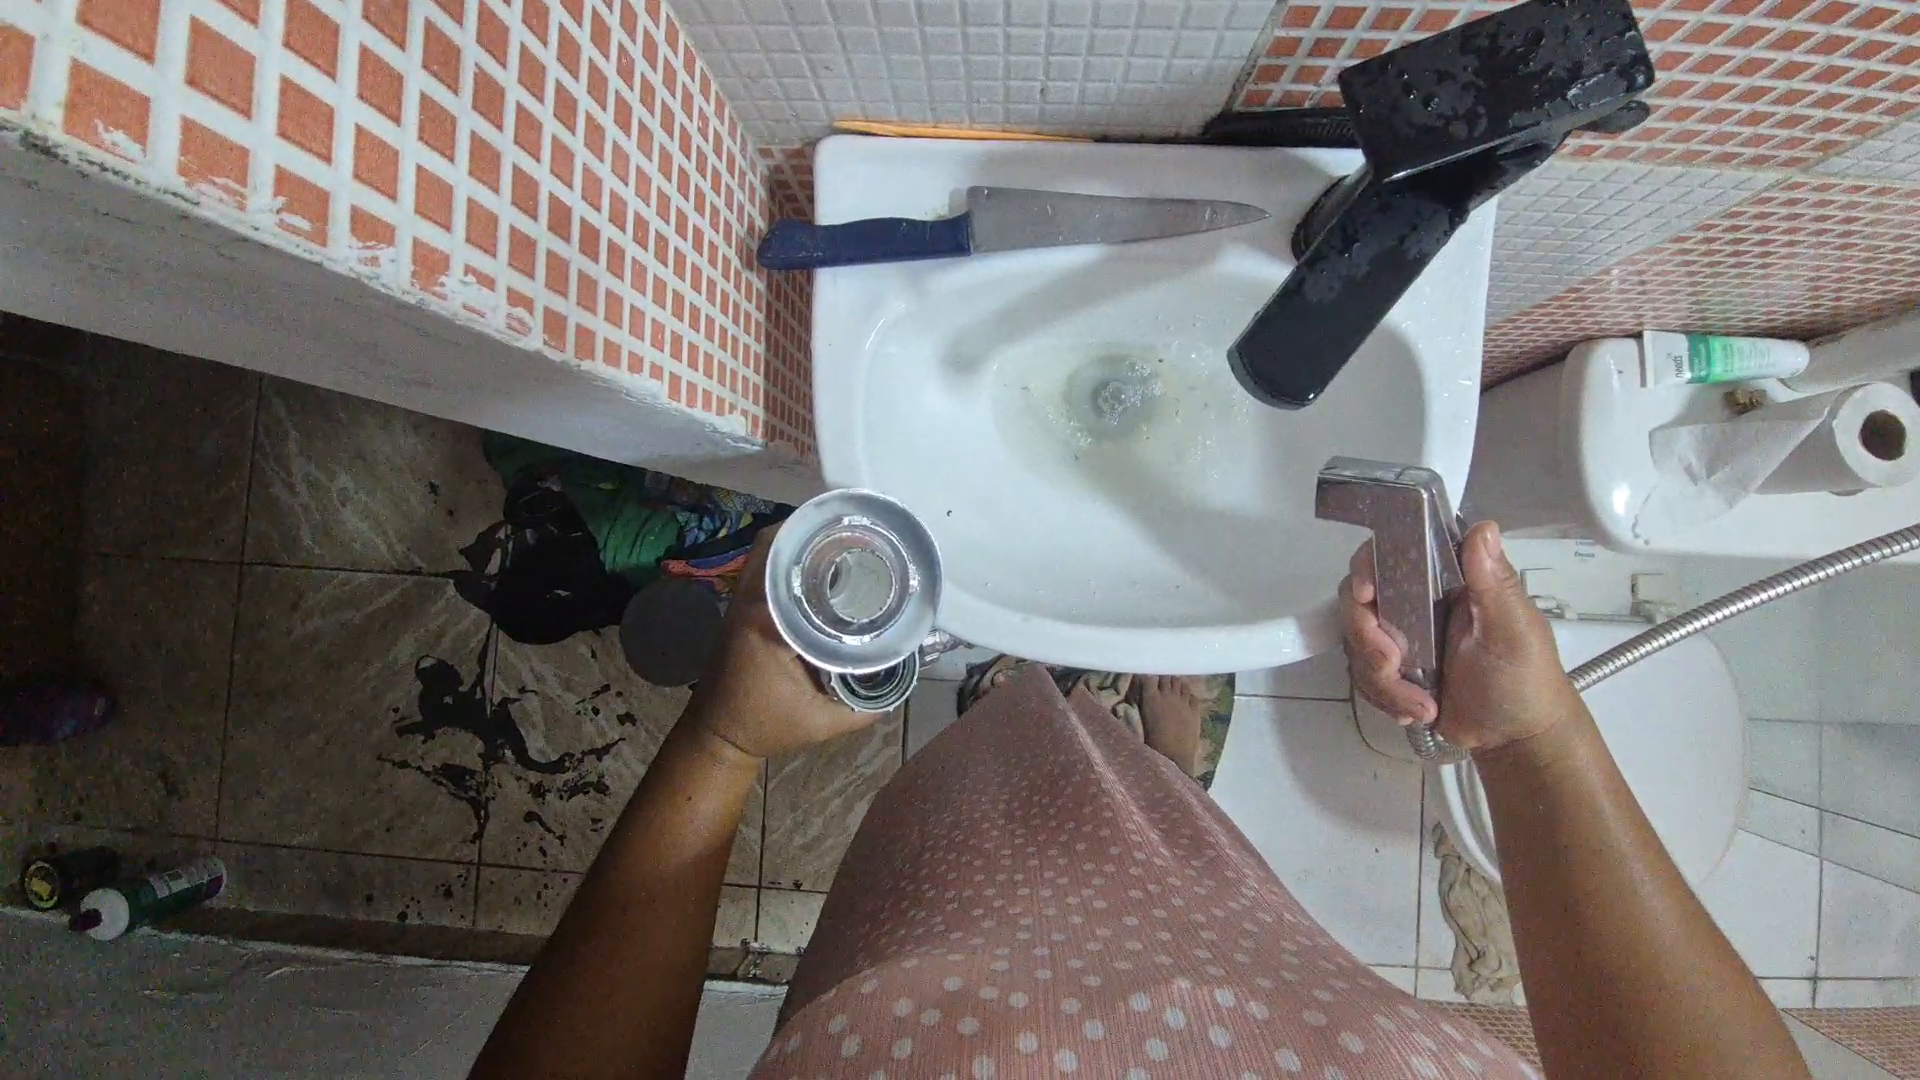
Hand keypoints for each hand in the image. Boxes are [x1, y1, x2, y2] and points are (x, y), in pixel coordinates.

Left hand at [685, 527, 876, 760]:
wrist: (717, 735)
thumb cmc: (766, 727)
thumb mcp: (821, 723)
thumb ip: (864, 707)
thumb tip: (901, 685)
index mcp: (768, 623)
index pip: (792, 564)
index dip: (821, 540)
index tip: (857, 532)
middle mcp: (750, 602)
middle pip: (777, 543)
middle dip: (815, 531)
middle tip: (855, 530)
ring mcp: (740, 600)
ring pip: (767, 549)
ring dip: (799, 538)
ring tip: (839, 538)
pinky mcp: (739, 606)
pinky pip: (761, 564)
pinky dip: (786, 554)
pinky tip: (816, 561)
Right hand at [1341, 522, 1583, 753]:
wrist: (1514, 743)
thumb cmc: (1524, 682)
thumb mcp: (1514, 633)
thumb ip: (1494, 584)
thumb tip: (1482, 528)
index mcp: (1445, 583)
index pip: (1390, 555)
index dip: (1367, 569)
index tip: (1367, 597)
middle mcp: (1414, 602)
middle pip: (1358, 601)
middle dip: (1368, 639)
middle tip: (1393, 666)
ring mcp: (1398, 635)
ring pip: (1355, 641)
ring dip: (1380, 679)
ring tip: (1421, 705)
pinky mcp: (1388, 667)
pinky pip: (1359, 672)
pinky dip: (1381, 695)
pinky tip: (1414, 709)